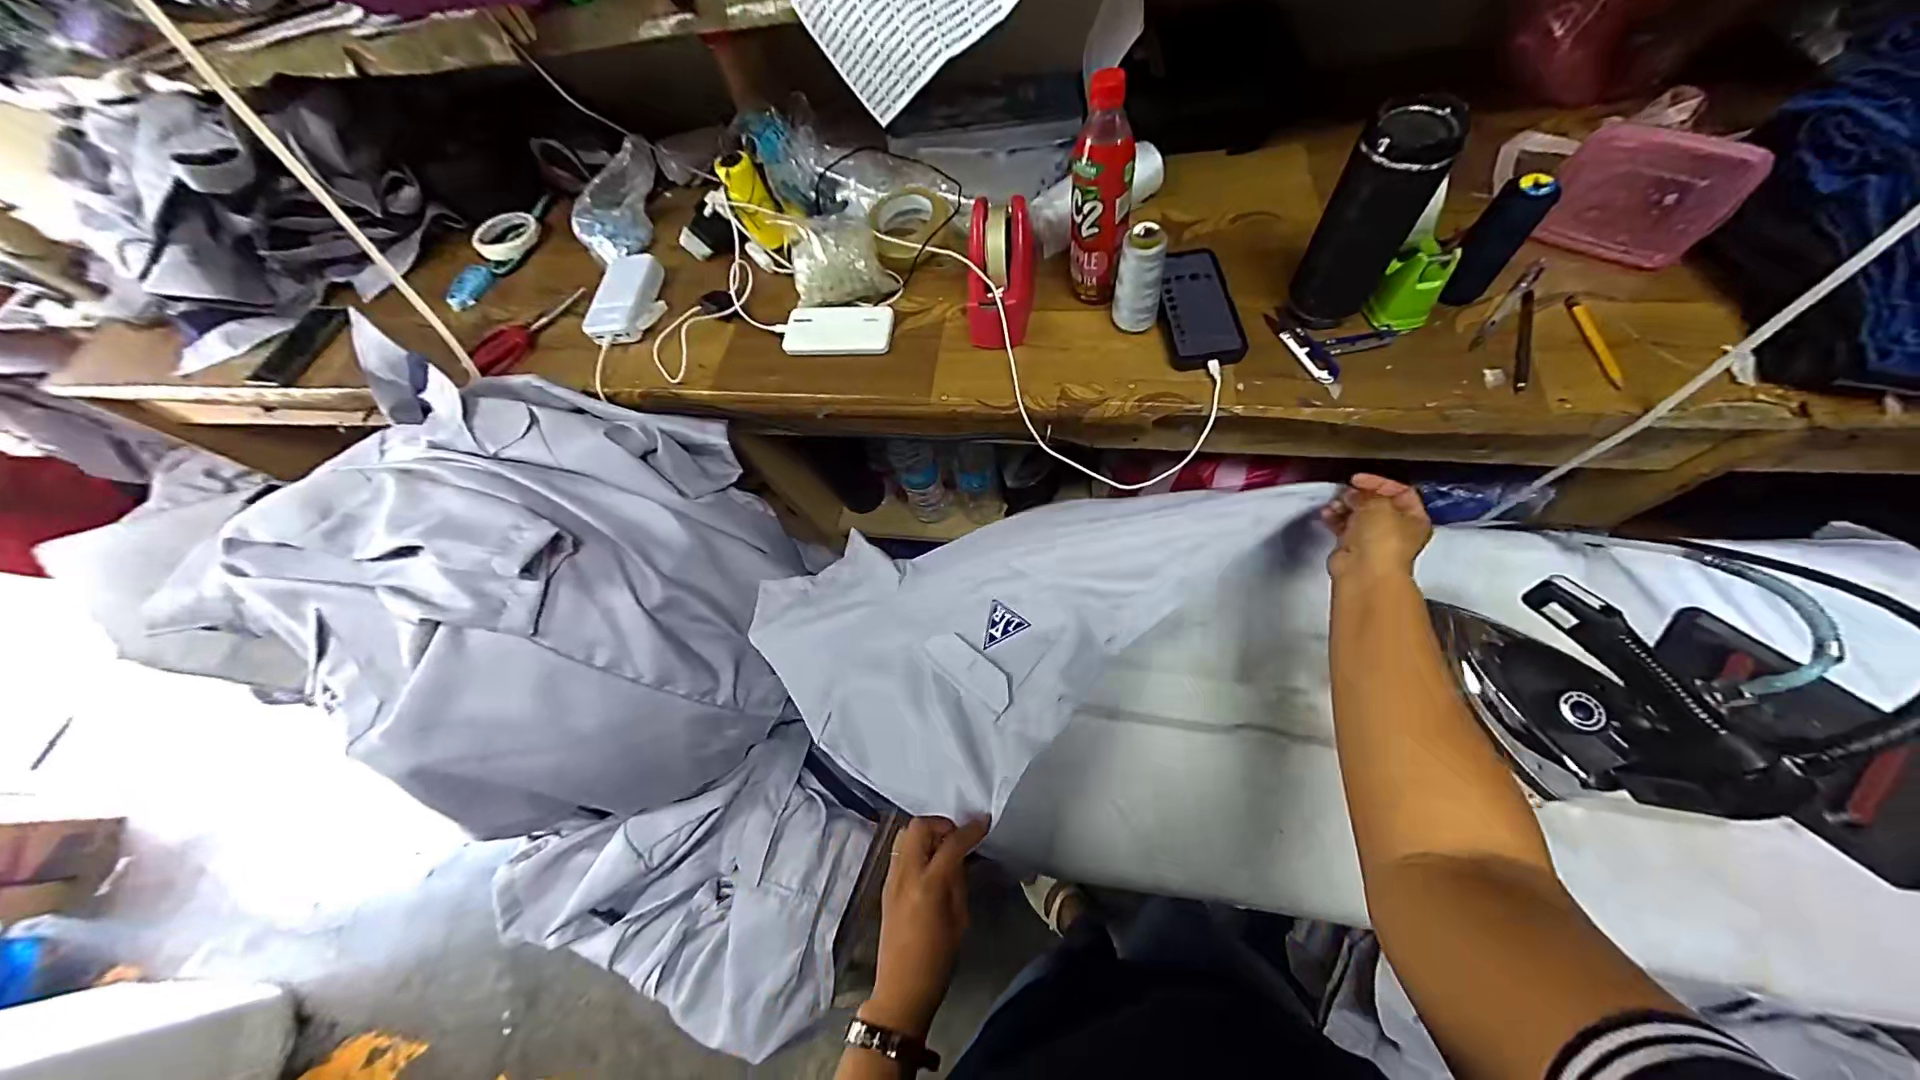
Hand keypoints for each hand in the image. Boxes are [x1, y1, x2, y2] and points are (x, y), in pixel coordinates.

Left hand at [862, 815, 989, 1037]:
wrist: (901, 989)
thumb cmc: (938, 960)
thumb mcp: (960, 920)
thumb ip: (958, 882)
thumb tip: (959, 858)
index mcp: (929, 885)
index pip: (951, 843)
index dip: (970, 830)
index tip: (983, 823)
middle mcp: (906, 874)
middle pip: (920, 826)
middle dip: (941, 824)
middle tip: (957, 837)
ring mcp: (891, 878)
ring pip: (905, 834)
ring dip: (926, 833)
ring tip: (943, 848)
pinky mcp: (885, 885)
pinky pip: (900, 851)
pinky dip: (916, 846)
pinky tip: (929, 863)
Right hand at [1321, 473, 1432, 580]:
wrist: (1363, 571)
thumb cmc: (1381, 539)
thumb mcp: (1379, 505)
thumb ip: (1367, 493)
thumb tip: (1354, 493)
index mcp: (1414, 518)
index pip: (1400, 492)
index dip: (1380, 482)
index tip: (1358, 480)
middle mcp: (1396, 528)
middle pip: (1377, 502)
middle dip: (1359, 494)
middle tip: (1345, 492)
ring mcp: (1373, 538)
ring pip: (1358, 514)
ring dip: (1344, 505)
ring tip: (1333, 504)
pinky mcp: (1352, 546)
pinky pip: (1343, 526)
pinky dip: (1335, 518)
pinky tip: (1327, 514)